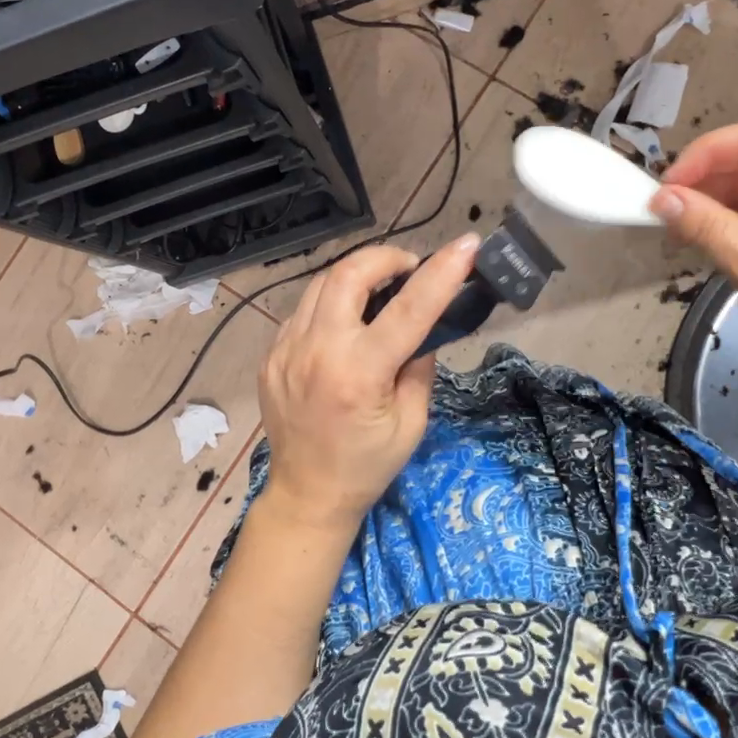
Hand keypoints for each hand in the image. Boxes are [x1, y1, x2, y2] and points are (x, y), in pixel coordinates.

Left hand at [257, 235, 481, 530]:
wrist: (307, 493)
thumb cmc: (368, 464)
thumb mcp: (411, 422)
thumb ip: (419, 366)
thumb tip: (424, 323)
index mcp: (358, 374)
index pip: (408, 309)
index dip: (442, 272)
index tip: (467, 245)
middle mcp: (317, 352)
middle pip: (347, 274)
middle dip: (384, 258)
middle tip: (409, 267)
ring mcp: (286, 351)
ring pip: (319, 284)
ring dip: (355, 276)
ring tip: (380, 288)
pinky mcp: (271, 355)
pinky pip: (303, 311)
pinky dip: (330, 304)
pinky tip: (346, 322)